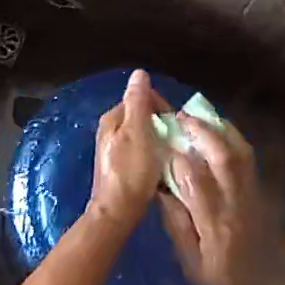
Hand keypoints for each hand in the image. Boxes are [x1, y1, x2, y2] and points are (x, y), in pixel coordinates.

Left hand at [88, 69, 171, 227]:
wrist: (117, 212)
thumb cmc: (131, 171)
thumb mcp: (138, 132)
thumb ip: (138, 102)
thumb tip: (139, 73)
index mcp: (112, 118)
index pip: (141, 98)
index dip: (161, 108)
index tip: (175, 125)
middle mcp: (110, 130)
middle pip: (142, 116)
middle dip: (160, 124)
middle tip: (175, 141)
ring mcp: (113, 149)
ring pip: (143, 134)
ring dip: (158, 140)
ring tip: (170, 153)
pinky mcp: (119, 166)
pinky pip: (140, 151)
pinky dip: (152, 154)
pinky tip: (160, 166)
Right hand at [158, 118, 284, 284]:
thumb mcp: (192, 264)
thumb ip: (177, 226)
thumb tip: (162, 190)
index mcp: (216, 227)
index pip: (196, 183)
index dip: (178, 159)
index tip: (161, 144)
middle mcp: (238, 205)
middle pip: (224, 159)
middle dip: (201, 133)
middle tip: (180, 118)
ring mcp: (254, 196)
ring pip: (240, 153)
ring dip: (219, 130)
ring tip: (198, 118)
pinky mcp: (261, 192)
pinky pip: (248, 158)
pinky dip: (233, 138)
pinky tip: (218, 130)